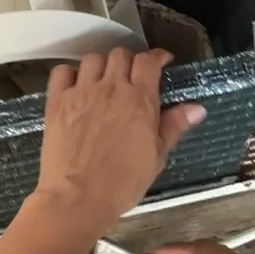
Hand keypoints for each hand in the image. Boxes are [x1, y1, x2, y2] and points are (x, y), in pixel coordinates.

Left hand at [35, 48, 204, 233]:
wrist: (78, 198)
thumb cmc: (122, 183)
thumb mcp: (156, 157)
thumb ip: (174, 127)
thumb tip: (198, 108)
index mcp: (140, 101)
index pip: (149, 61)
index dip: (157, 57)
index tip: (162, 61)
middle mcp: (111, 89)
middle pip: (120, 54)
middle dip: (130, 61)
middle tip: (132, 76)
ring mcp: (81, 93)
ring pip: (93, 59)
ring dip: (102, 66)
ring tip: (104, 81)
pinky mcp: (56, 102)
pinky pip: (62, 72)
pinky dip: (71, 73)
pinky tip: (76, 86)